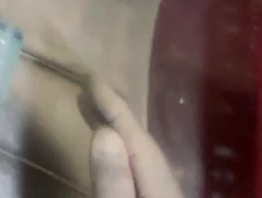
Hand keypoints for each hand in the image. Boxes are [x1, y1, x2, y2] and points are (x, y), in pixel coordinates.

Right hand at [81, 80, 179, 197]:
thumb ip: (114, 182)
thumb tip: (104, 131)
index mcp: (164, 188)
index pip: (137, 138)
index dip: (112, 105)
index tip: (90, 75)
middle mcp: (171, 190)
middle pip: (145, 146)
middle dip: (117, 114)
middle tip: (90, 84)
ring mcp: (167, 197)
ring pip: (146, 160)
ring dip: (121, 133)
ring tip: (97, 111)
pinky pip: (144, 173)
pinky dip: (126, 156)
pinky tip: (116, 153)